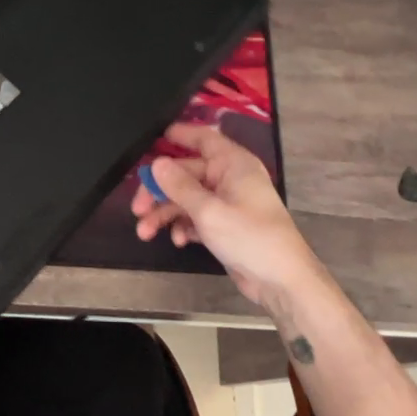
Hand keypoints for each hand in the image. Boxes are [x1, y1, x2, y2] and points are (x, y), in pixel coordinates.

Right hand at [131, 123, 313, 305]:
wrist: (280, 279)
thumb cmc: (249, 237)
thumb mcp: (209, 211)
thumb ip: (180, 187)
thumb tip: (157, 163)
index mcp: (233, 165)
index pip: (204, 139)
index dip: (180, 136)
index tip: (154, 139)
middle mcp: (230, 179)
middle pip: (186, 175)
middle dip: (159, 192)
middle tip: (136, 208)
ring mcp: (227, 203)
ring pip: (187, 199)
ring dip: (165, 214)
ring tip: (145, 232)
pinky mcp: (224, 226)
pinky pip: (196, 218)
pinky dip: (183, 227)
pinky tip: (178, 241)